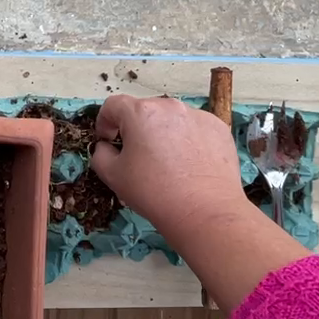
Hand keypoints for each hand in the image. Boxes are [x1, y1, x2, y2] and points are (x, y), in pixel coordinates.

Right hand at [91, 94, 248, 247]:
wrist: (206, 213)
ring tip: (167, 162)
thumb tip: (106, 146)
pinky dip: (188, 140)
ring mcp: (197, 115)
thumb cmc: (154, 192)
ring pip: (171, 118)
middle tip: (137, 155)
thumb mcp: (112, 176)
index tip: (108, 140)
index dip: (105, 121)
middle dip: (135, 128)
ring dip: (162, 132)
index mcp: (140, 112)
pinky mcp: (218, 129)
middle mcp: (169, 106)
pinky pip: (195, 128)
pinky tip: (189, 164)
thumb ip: (100, 154)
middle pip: (144, 110)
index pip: (113, 105)